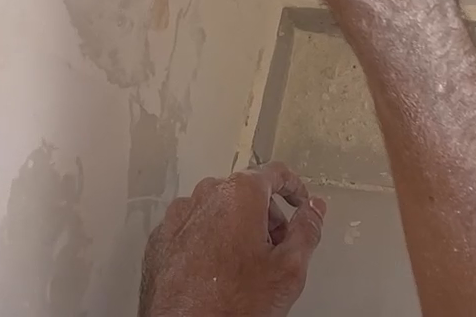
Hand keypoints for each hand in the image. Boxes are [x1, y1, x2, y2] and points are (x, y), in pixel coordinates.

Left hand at [140, 163, 326, 316]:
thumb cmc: (232, 305)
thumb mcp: (288, 269)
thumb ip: (307, 230)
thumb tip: (314, 209)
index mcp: (240, 193)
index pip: (275, 172)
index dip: (294, 188)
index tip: (300, 203)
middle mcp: (207, 194)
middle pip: (246, 192)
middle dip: (266, 215)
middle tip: (276, 248)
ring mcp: (180, 216)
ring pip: (218, 209)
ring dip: (236, 227)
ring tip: (245, 266)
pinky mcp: (161, 239)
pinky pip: (193, 228)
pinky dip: (208, 240)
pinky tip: (216, 272)